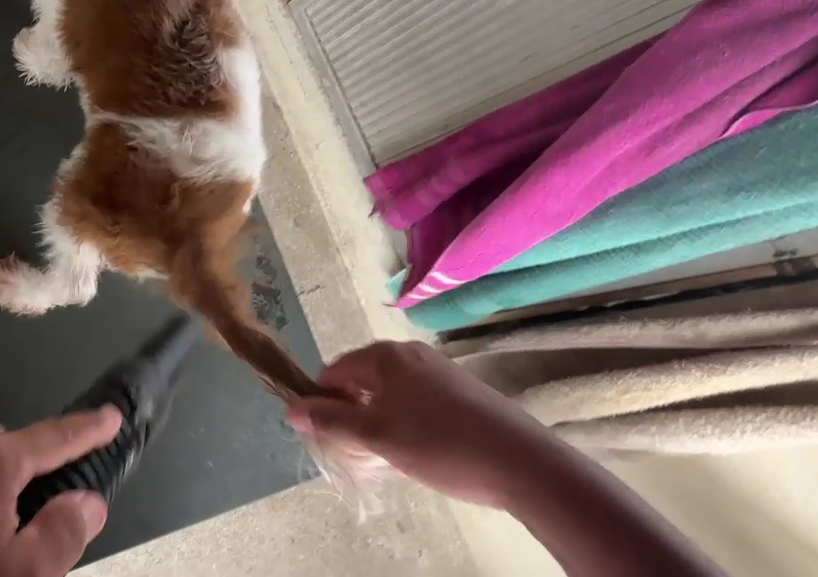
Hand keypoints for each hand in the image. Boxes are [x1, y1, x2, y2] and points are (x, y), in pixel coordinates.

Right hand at [285, 340, 559, 508]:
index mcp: (383, 355)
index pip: (333, 372)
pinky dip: (410, 420)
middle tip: (363, 451)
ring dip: (383, 419)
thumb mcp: (377, 437)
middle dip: (355, 413)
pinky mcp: (464, 389)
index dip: (324, 404)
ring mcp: (439, 368)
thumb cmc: (442, 445)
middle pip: (362, 379)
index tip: (331, 438)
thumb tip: (290, 410)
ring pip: (392, 392)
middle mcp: (409, 352)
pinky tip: (426, 451)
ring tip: (395, 455)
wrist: (527, 465)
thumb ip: (331, 421)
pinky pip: (419, 399)